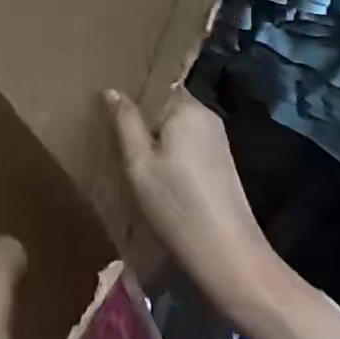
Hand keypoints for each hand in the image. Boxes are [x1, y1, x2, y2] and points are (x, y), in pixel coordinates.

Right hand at [105, 88, 277, 299]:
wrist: (227, 253)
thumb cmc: (176, 205)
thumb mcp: (139, 165)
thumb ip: (125, 123)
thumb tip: (112, 90)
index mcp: (188, 107)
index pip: (157, 85)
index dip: (134, 95)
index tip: (111, 109)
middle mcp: (207, 115)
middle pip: (168, 106)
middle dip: (145, 119)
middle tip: (116, 138)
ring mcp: (218, 138)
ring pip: (178, 127)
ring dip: (158, 139)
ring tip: (133, 159)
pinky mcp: (222, 161)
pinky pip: (190, 144)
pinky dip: (173, 154)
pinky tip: (159, 177)